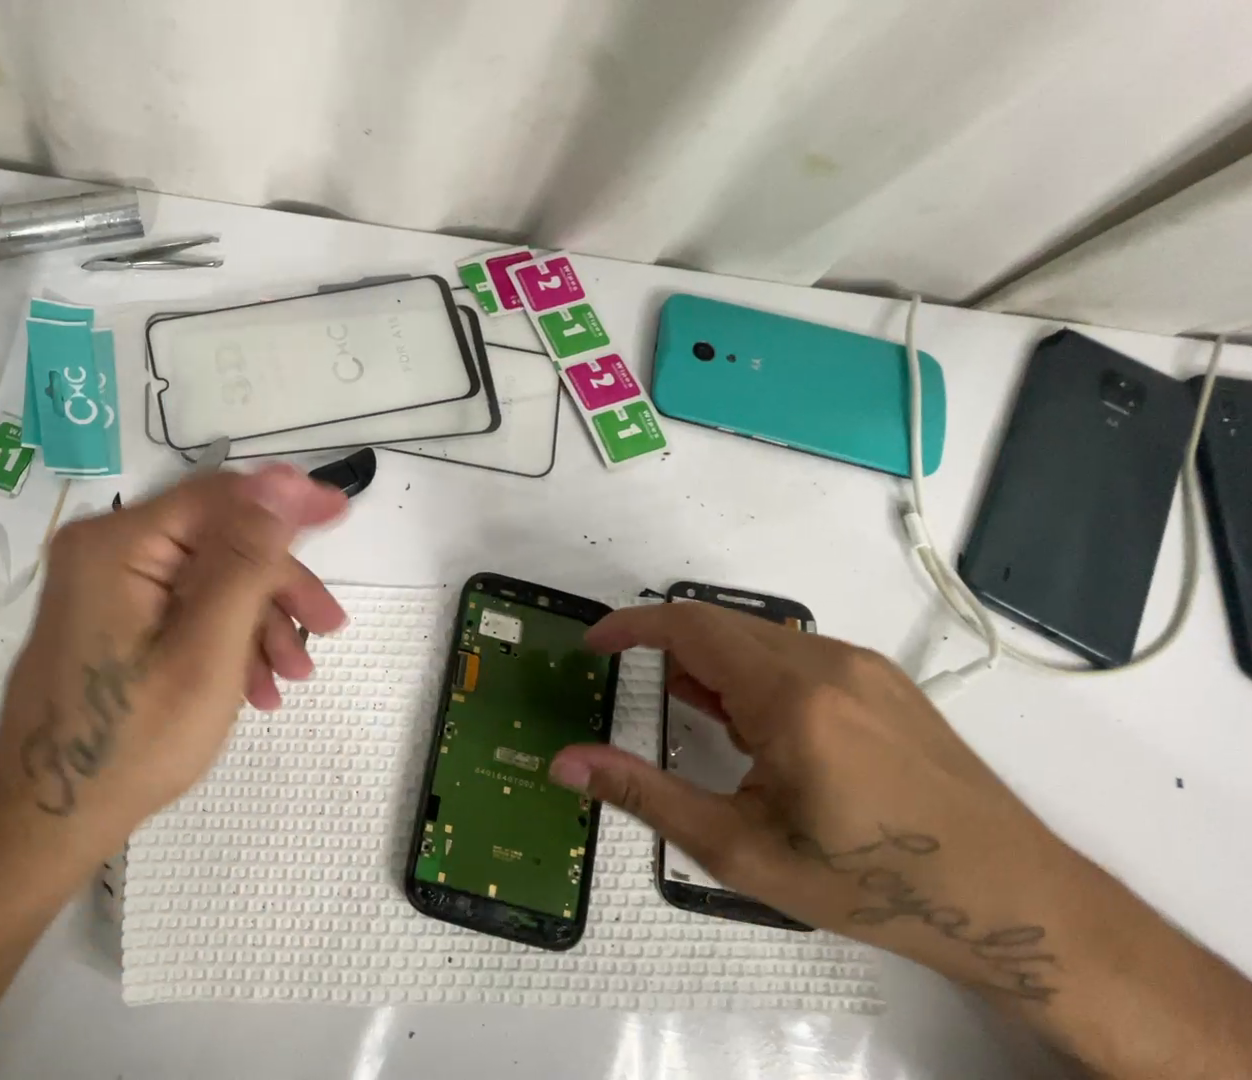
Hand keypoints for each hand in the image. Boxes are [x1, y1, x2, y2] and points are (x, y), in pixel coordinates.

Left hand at [0, 465, 348, 862]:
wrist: (52, 820)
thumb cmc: (134, 741)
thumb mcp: (207, 650)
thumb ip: (247, 560)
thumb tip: (282, 481)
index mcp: (117, 545)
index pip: (219, 496)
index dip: (287, 502)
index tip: (341, 514)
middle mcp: (103, 551)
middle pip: (215, 541)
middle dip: (276, 586)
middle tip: (327, 628)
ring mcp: (102, 587)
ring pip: (204, 579)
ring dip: (256, 622)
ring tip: (289, 679)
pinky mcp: (107, 619)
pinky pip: (180, 609)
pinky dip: (223, 640)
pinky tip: (253, 687)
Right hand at [548, 601, 1103, 1003]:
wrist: (1018, 903)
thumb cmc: (868, 883)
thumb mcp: (739, 850)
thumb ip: (644, 794)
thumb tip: (563, 762)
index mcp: (791, 699)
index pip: (689, 627)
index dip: (629, 627)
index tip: (592, 646)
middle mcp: (828, 664)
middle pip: (721, 624)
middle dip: (665, 646)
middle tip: (633, 688)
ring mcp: (865, 668)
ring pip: (759, 637)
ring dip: (710, 660)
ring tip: (694, 715)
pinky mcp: (886, 682)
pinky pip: (796, 652)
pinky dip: (752, 669)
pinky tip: (756, 724)